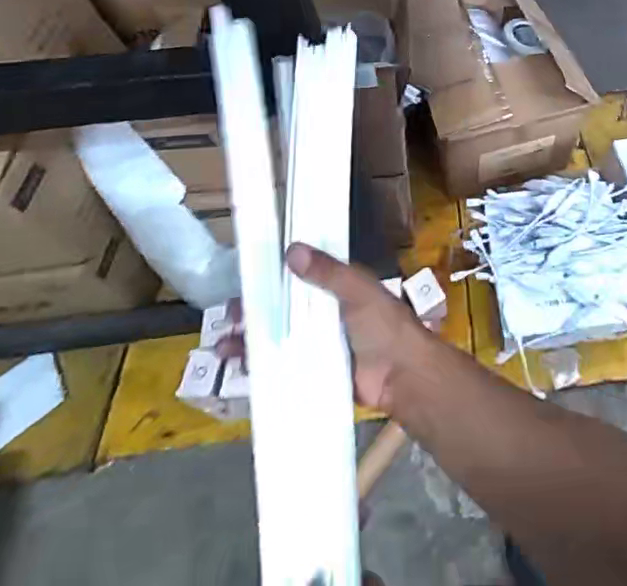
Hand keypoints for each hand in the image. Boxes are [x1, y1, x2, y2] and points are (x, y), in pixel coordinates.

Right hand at [214, 242, 436, 412]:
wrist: (403, 376)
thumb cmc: (385, 326)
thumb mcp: (359, 291)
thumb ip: (328, 272)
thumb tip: (291, 250)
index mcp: (338, 288)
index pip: (300, 277)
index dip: (273, 277)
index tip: (245, 278)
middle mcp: (325, 313)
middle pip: (282, 308)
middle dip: (254, 311)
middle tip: (227, 316)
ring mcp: (318, 344)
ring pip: (277, 336)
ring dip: (250, 339)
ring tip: (224, 345)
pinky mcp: (314, 371)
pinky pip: (282, 365)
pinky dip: (259, 364)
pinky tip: (238, 366)